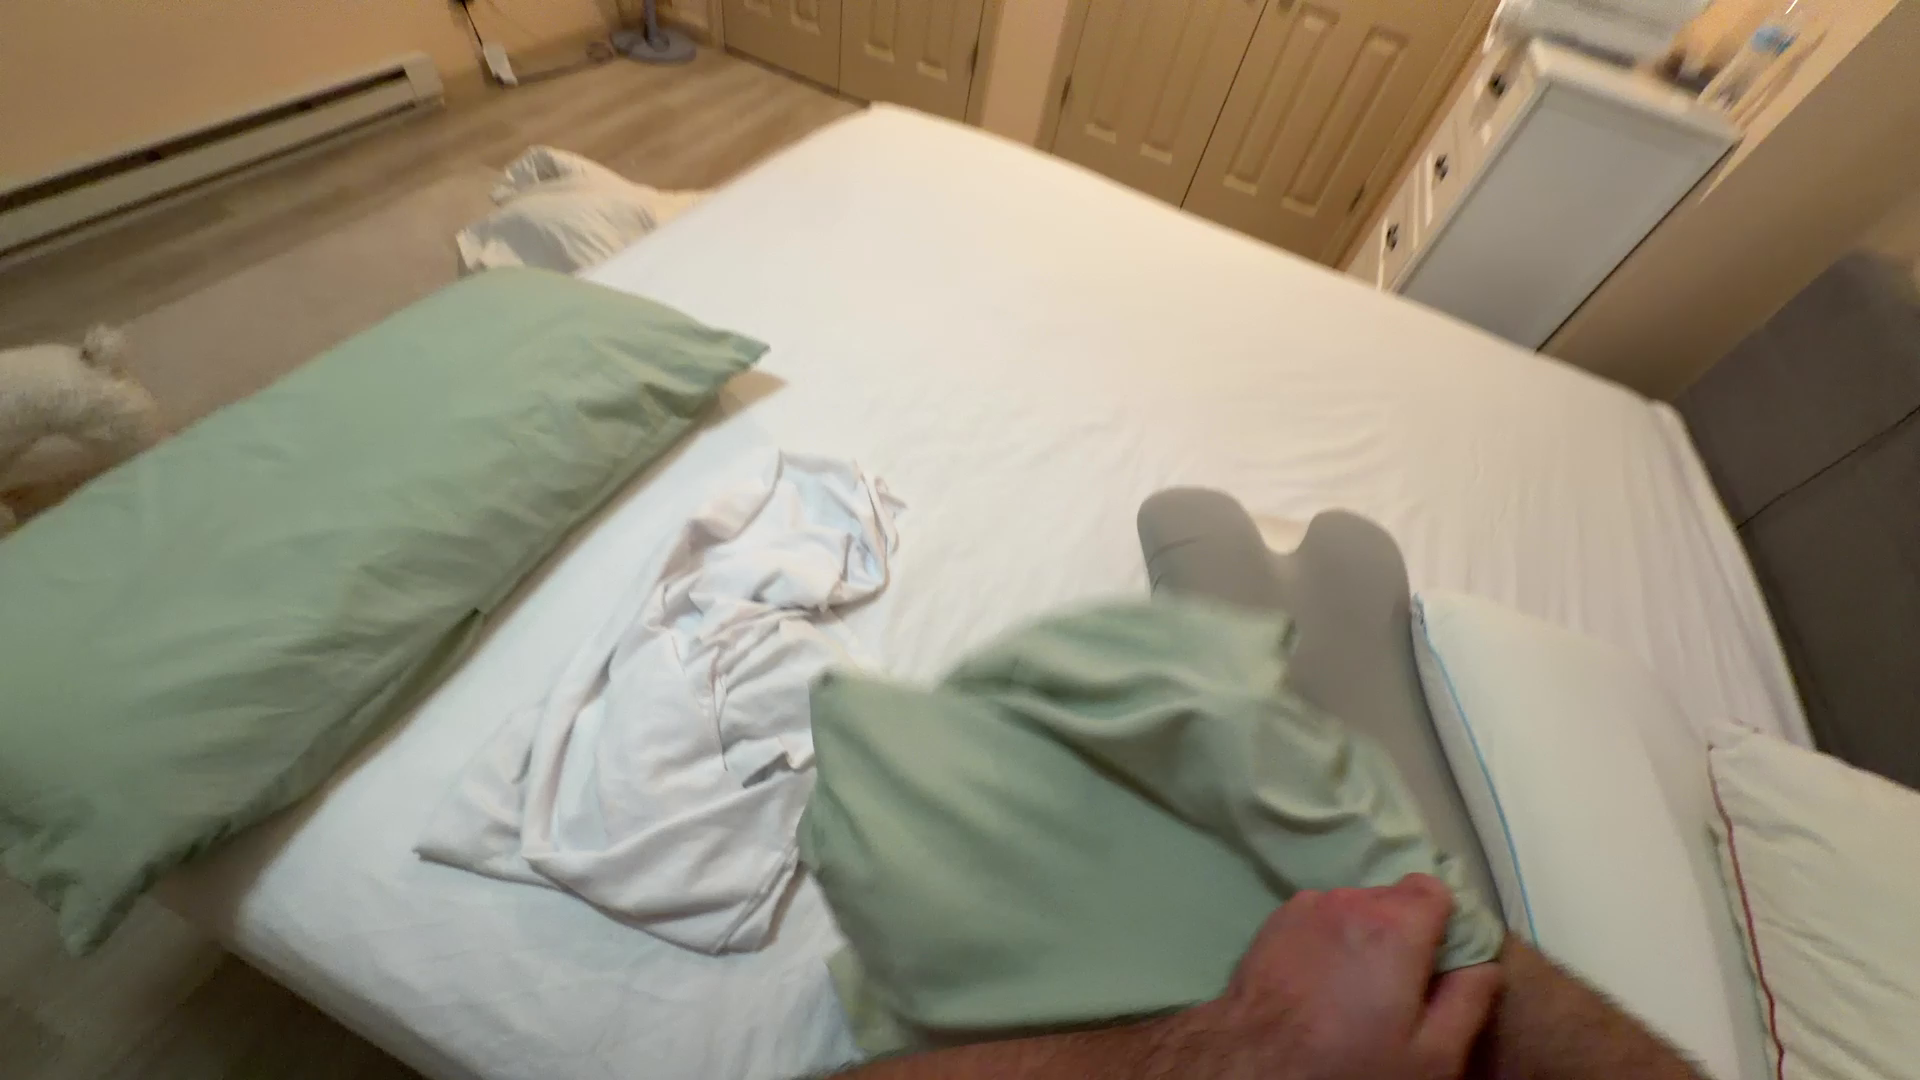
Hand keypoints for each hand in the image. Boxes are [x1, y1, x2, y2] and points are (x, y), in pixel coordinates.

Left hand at [1158, 873, 1501, 1079]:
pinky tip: (1324, 976)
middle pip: (1393, 897)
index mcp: (1395, 926)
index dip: (1443, 918)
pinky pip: (1321, 914)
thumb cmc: (1353, 1061)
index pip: (1432, 888)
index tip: (1442, 954)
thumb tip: (1484, 963)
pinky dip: (1331, 934)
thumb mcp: (1434, 1054)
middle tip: (1402, 982)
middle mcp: (1349, 900)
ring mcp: (1308, 904)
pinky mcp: (1278, 915)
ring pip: (1354, 904)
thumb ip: (1467, 1000)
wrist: (1261, 1056)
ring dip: (1365, 931)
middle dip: (1406, 929)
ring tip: (1358, 985)